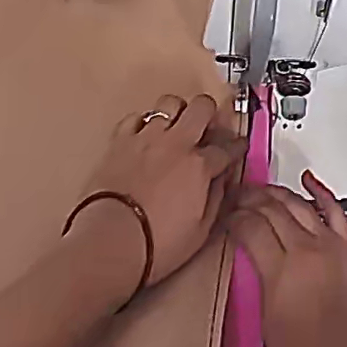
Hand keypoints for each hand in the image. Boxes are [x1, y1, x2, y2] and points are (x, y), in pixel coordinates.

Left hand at [76, 94, 246, 289]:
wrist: (110, 241)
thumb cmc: (156, 244)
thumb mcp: (200, 231)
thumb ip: (215, 199)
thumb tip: (221, 181)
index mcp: (200, 166)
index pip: (227, 147)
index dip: (236, 146)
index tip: (237, 147)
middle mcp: (177, 144)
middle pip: (202, 107)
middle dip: (210, 113)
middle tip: (207, 128)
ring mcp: (147, 138)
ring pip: (170, 102)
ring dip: (178, 111)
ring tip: (176, 127)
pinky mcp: (120, 140)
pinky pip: (136, 117)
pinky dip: (144, 122)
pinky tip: (146, 135)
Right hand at [228, 171, 346, 346]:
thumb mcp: (262, 316)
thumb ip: (255, 274)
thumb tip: (247, 248)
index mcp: (280, 270)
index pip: (251, 226)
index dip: (235, 217)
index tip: (226, 217)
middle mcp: (305, 251)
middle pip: (272, 210)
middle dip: (250, 199)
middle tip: (238, 198)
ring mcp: (328, 246)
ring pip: (298, 204)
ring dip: (277, 193)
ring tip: (262, 190)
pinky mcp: (346, 248)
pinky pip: (334, 210)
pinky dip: (321, 192)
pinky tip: (308, 180)